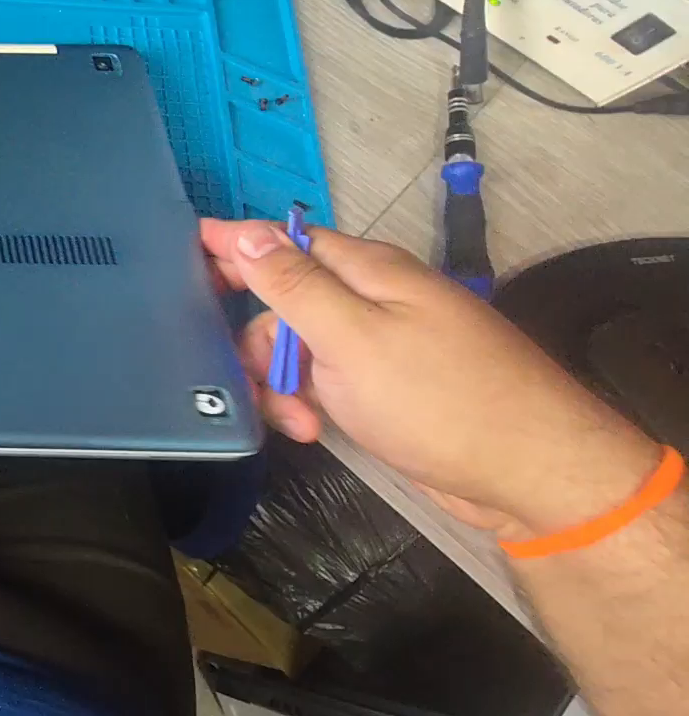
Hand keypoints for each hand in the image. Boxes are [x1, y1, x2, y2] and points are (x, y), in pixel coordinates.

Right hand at [199, 218, 660, 541]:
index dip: (230, 244)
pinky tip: (310, 428)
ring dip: (277, 381)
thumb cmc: (440, 401)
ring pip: (291, 345)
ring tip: (293, 419)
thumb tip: (243, 233)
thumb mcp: (352, 338)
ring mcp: (373, 341)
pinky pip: (315, 376)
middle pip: (278, 300)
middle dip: (254, 339)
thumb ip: (292, 284)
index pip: (280, 239)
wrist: (535, 482)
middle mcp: (367, 298)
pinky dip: (303, 400)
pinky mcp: (377, 381)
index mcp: (365, 271)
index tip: (178, 253)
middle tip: (243, 373)